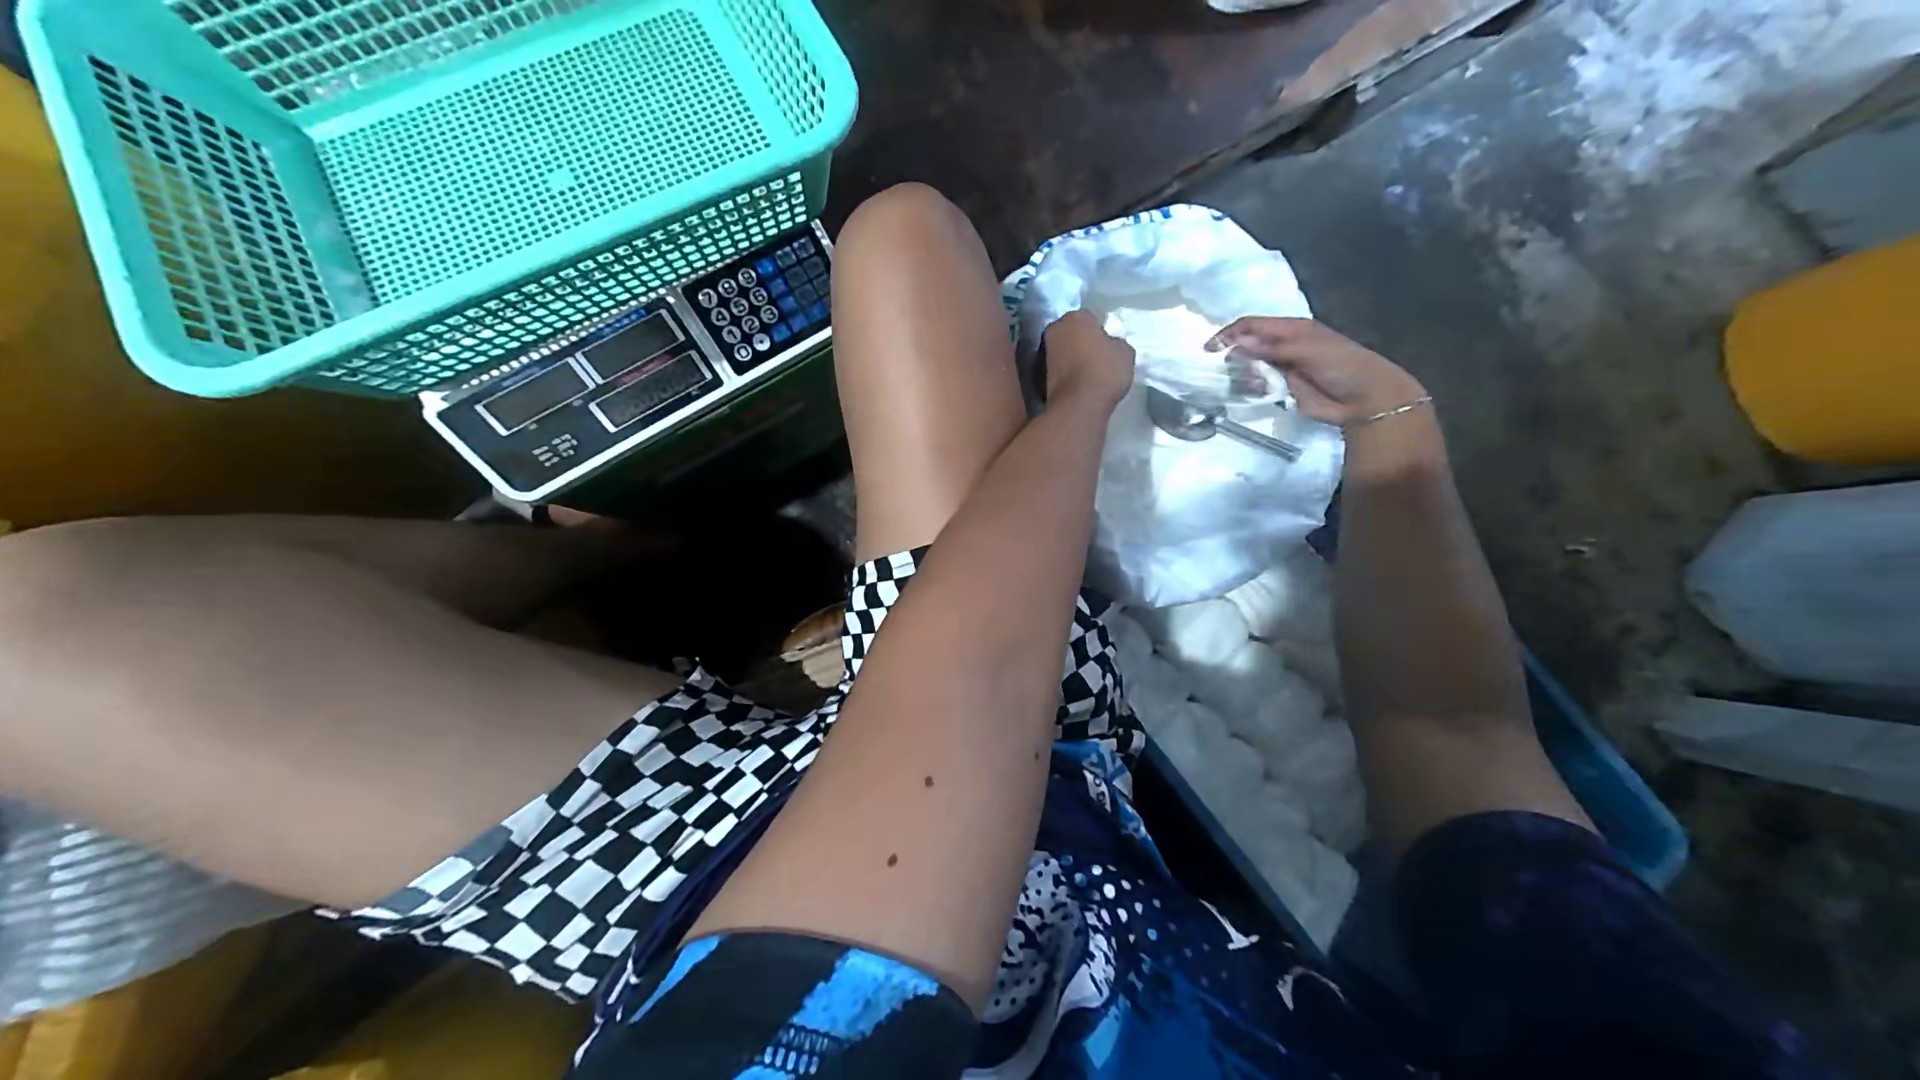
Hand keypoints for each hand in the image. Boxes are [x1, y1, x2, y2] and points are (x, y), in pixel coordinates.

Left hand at [1044, 310, 1134, 411]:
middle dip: (1084, 340)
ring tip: (1090, 371)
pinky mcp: (1040, 374)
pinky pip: (1060, 367)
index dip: (1101, 330)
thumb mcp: (1125, 352)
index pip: (1091, 317)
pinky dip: (1068, 372)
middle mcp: (1055, 329)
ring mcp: (1044, 352)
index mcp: (1075, 317)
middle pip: (1073, 332)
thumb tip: (1109, 345)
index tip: (1108, 344)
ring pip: (1065, 349)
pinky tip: (1080, 382)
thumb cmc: (1104, 371)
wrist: (1078, 405)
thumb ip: (1116, 342)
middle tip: (1099, 355)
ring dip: (1074, 356)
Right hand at [1207, 318, 1426, 426]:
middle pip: (1246, 346)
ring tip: (1252, 385)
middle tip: (1229, 371)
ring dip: (1244, 376)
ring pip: (1249, 368)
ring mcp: (1280, 368)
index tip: (1210, 349)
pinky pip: (1257, 387)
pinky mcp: (1281, 389)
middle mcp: (1282, 346)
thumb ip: (1272, 348)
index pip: (1252, 325)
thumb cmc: (1342, 365)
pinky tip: (1258, 394)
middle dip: (1233, 356)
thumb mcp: (1308, 351)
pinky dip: (1252, 390)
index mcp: (1290, 329)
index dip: (1230, 333)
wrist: (1364, 399)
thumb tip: (1237, 344)